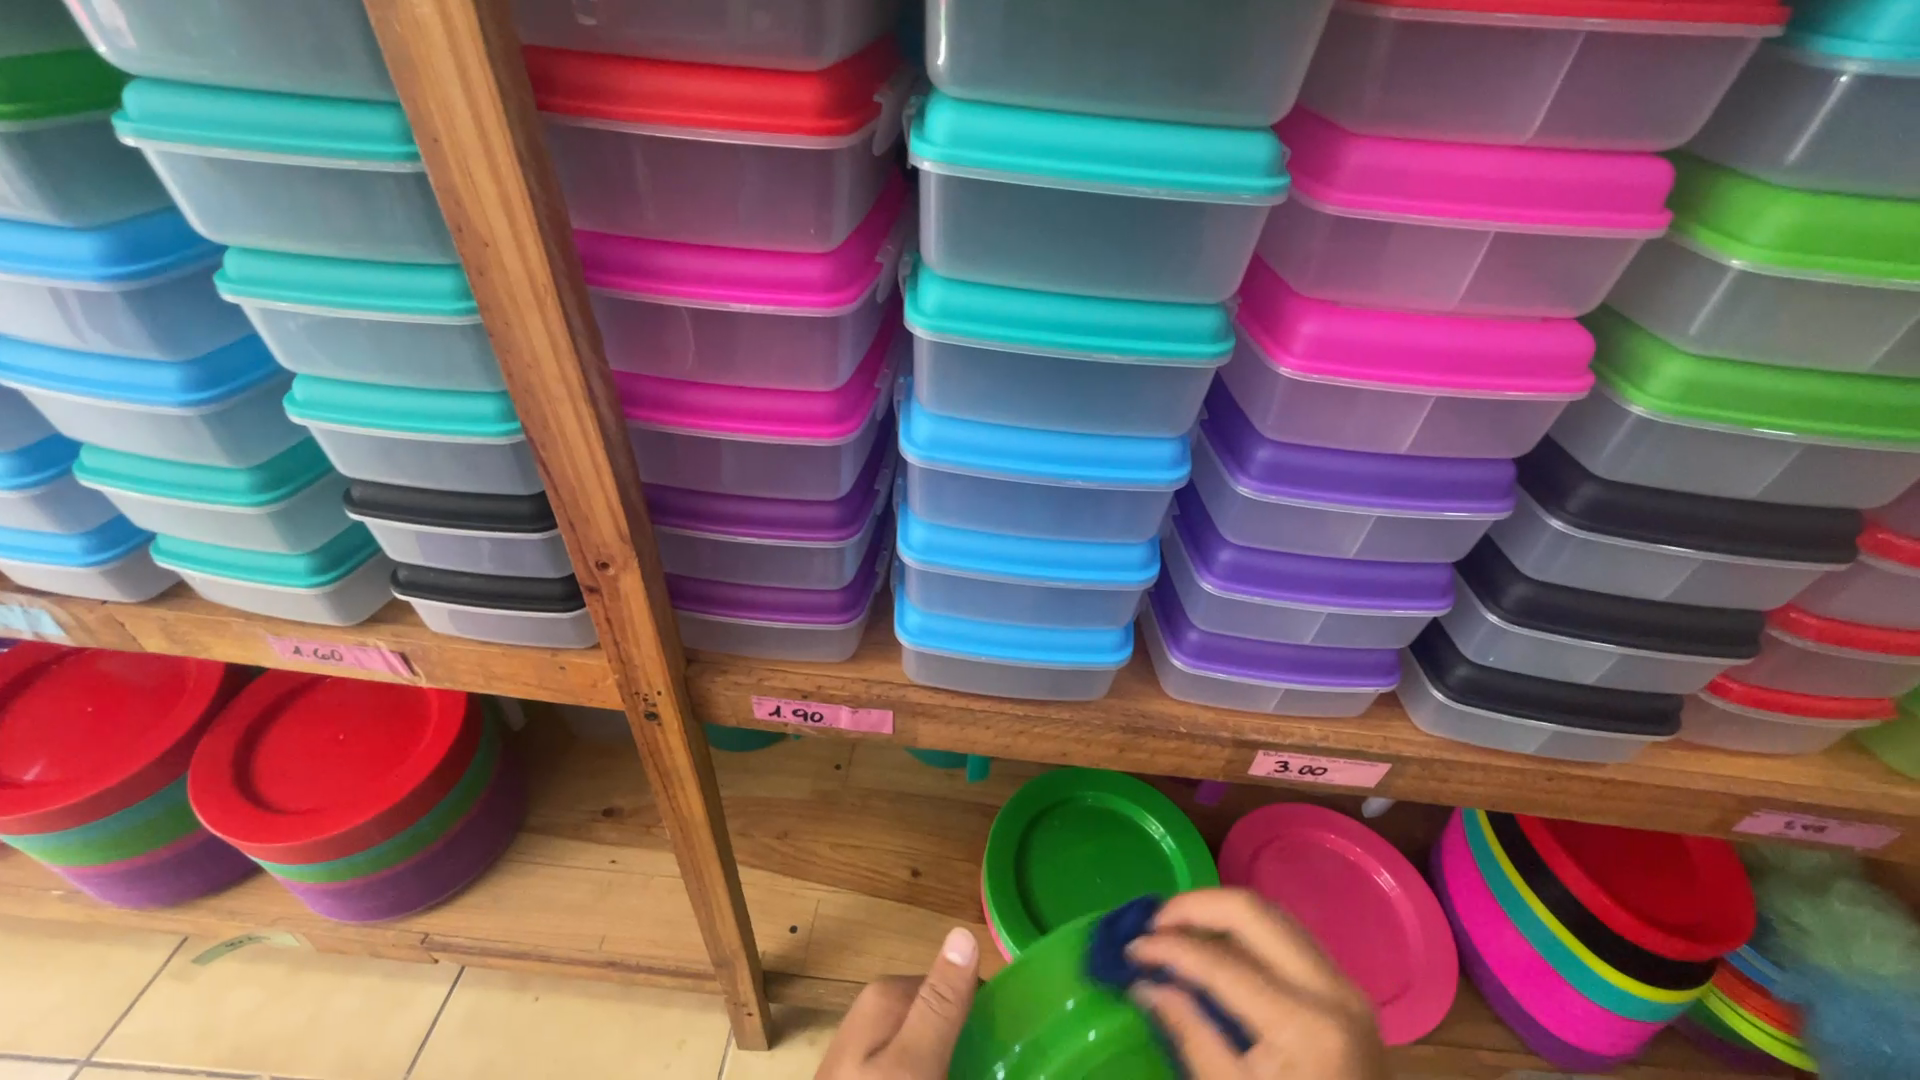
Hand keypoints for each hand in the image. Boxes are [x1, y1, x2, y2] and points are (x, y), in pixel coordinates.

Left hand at [815, 926, 980, 1078]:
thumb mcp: (913, 1065)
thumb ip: (939, 1004)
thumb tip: (964, 931)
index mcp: (887, 995)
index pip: (957, 984)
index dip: (982, 1018)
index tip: (999, 1053)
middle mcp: (876, 1009)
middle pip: (943, 1014)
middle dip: (963, 1045)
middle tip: (975, 1074)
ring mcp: (869, 1044)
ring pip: (928, 1044)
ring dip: (947, 1065)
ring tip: (957, 1078)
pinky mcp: (867, 1073)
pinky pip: (910, 1066)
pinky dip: (926, 1074)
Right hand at [1127, 889, 1389, 1079]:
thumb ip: (1190, 1033)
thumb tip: (1144, 983)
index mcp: (1304, 1025)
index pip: (1221, 960)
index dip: (1168, 947)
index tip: (1130, 947)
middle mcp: (1332, 989)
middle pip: (1252, 911)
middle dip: (1193, 907)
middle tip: (1153, 923)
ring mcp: (1345, 985)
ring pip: (1272, 914)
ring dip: (1219, 912)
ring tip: (1177, 929)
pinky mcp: (1346, 990)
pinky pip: (1289, 936)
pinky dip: (1246, 929)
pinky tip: (1215, 944)